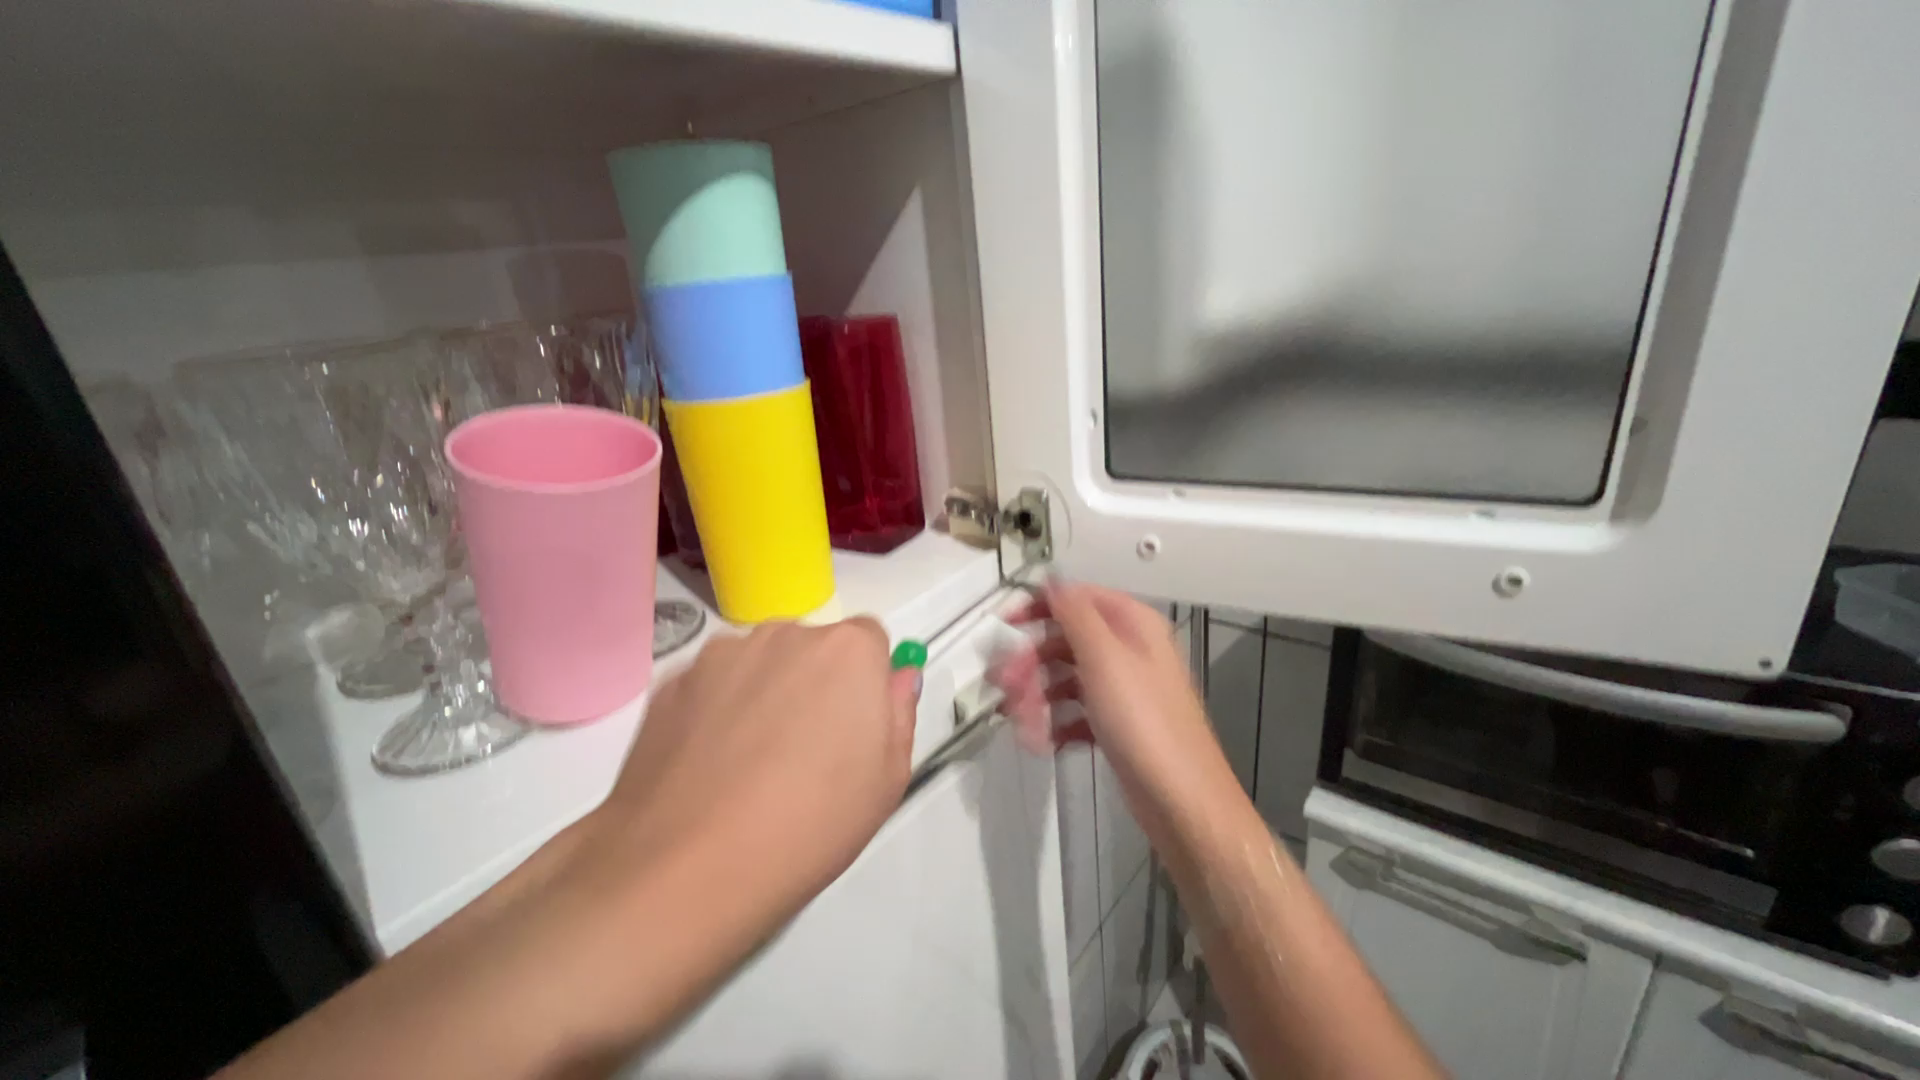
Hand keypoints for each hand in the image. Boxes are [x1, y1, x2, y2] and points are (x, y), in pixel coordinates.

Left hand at [581, 617, 919, 934]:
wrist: (686, 865)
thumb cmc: (809, 825)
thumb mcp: (887, 781)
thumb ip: (899, 713)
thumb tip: (897, 677)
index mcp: (847, 651)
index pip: (870, 641)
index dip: (866, 683)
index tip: (854, 729)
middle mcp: (784, 634)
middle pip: (811, 647)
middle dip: (815, 684)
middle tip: (805, 753)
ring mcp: (720, 655)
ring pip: (758, 663)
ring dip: (763, 692)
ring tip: (750, 765)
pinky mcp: (671, 682)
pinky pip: (711, 686)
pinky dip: (715, 712)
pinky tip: (710, 768)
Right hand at [990, 584, 1237, 836]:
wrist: (1182, 800)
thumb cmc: (1143, 722)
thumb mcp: (1105, 658)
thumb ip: (1075, 613)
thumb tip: (1052, 579)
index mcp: (1132, 624)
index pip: (1076, 599)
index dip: (1037, 608)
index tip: (1003, 627)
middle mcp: (1130, 651)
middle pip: (1065, 641)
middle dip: (1030, 662)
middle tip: (1003, 687)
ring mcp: (1125, 690)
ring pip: (1066, 679)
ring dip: (1038, 697)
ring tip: (1022, 725)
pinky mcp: (1118, 726)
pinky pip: (1077, 713)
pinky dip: (1057, 724)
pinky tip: (1044, 742)